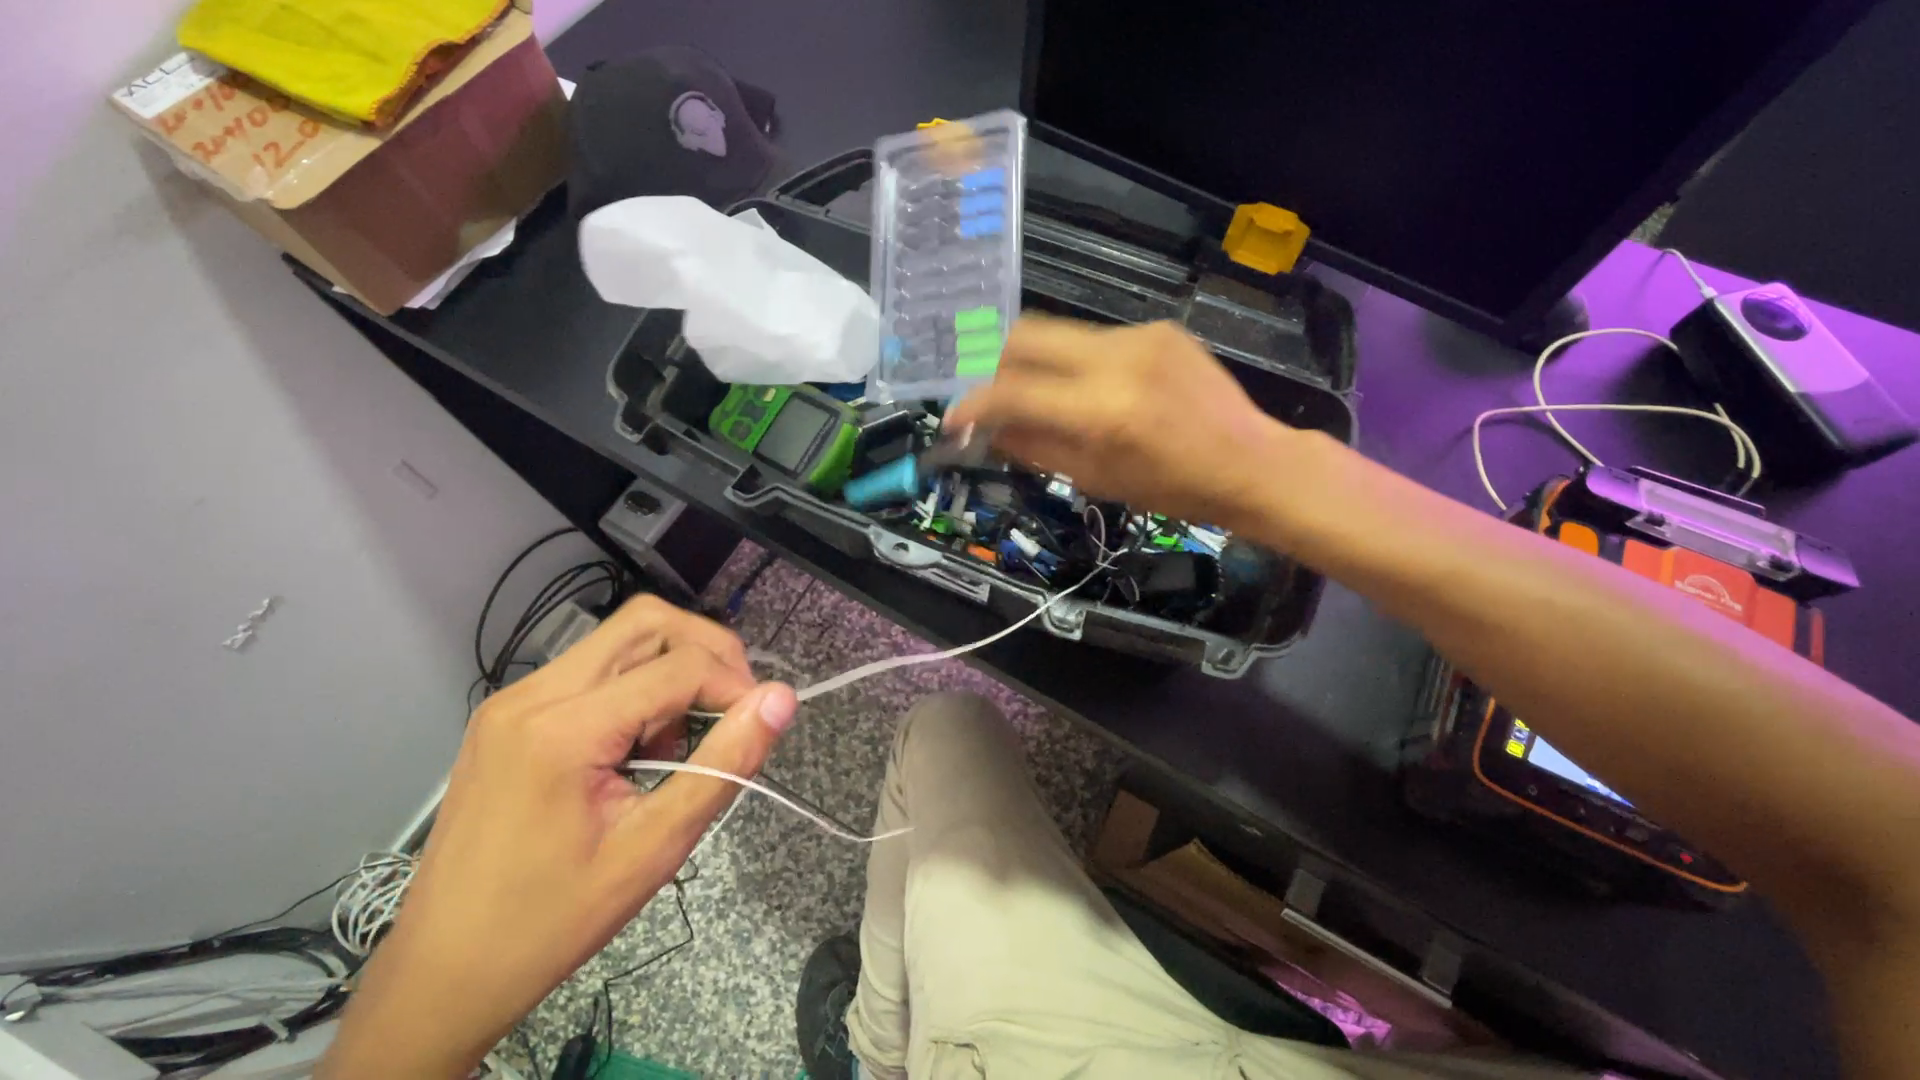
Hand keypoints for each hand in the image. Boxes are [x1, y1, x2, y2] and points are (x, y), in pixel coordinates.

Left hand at [319, 597, 797, 1078]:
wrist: (444, 968)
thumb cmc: (553, 920)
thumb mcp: (653, 849)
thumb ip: (723, 766)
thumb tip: (782, 699)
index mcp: (563, 728)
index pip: (678, 665)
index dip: (736, 686)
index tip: (760, 728)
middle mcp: (532, 693)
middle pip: (645, 622)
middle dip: (708, 652)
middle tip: (736, 708)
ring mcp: (512, 700)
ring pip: (617, 641)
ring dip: (670, 669)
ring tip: (682, 741)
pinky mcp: (506, 715)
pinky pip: (589, 671)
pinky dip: (633, 689)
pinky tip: (640, 748)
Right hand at [947, 317, 1298, 527]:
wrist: (1251, 463)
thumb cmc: (1174, 489)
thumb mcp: (1095, 479)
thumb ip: (1035, 447)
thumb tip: (989, 429)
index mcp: (1100, 411)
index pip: (1011, 392)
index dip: (973, 404)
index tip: (955, 419)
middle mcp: (1115, 359)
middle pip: (1024, 336)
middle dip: (993, 363)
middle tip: (989, 394)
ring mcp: (1140, 336)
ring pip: (1059, 334)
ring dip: (1037, 363)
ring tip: (1040, 396)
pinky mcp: (1159, 328)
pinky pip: (1096, 338)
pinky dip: (1078, 362)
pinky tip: (1093, 390)